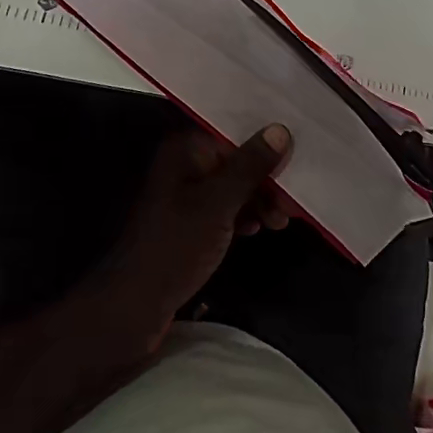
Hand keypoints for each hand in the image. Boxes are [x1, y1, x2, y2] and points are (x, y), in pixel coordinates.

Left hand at [96, 124, 292, 335]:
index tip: (296, 164)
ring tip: (279, 221)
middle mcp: (183, 166)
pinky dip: (241, 215)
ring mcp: (184, 195)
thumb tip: (280, 130)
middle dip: (264, 181)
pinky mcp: (187, 223)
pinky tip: (255, 229)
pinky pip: (222, 209)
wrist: (136, 303)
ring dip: (256, 201)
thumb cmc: (176, 245)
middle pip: (233, 162)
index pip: (233, 136)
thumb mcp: (218, 203)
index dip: (265, 150)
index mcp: (184, 151)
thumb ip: (250, 167)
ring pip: (230, 188)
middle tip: (291, 205)